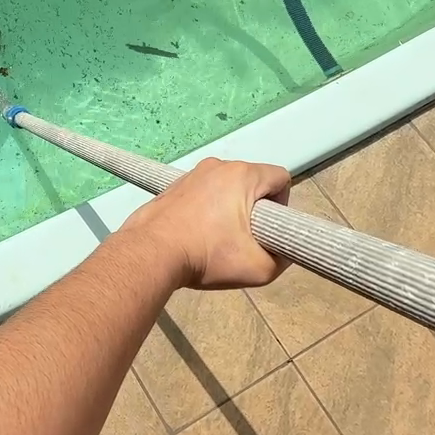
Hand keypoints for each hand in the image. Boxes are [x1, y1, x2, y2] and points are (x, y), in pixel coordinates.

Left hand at [117, 157, 290, 289]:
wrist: (151, 253)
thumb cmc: (207, 255)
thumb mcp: (261, 268)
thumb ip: (283, 258)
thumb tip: (281, 251)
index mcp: (241, 174)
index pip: (280, 178)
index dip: (282, 205)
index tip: (268, 230)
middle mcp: (217, 165)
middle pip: (252, 182)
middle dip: (255, 209)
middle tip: (244, 239)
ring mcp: (192, 173)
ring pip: (227, 188)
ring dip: (230, 209)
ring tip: (218, 239)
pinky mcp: (174, 185)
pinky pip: (203, 192)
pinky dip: (207, 209)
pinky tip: (198, 234)